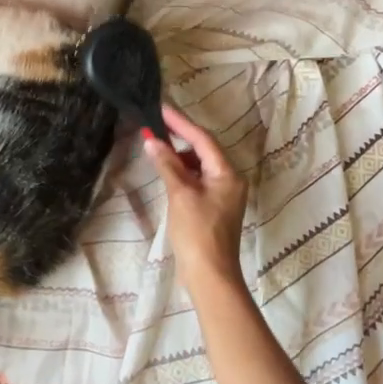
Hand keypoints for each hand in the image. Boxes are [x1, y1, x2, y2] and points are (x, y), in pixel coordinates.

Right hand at [144, 104, 248, 292]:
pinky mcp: (212, 208)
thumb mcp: (180, 195)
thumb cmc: (198, 233)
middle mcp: (230, 180)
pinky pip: (196, 180)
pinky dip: (181, 172)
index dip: (181, 122)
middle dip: (179, 137)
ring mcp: (222, 195)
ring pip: (199, 165)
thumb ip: (167, 165)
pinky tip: (165, 172)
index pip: (202, 139)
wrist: (210, 275)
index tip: (161, 108)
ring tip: (156, 147)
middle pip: (203, 150)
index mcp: (227, 174)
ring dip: (178, 156)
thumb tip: (153, 141)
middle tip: (155, 124)